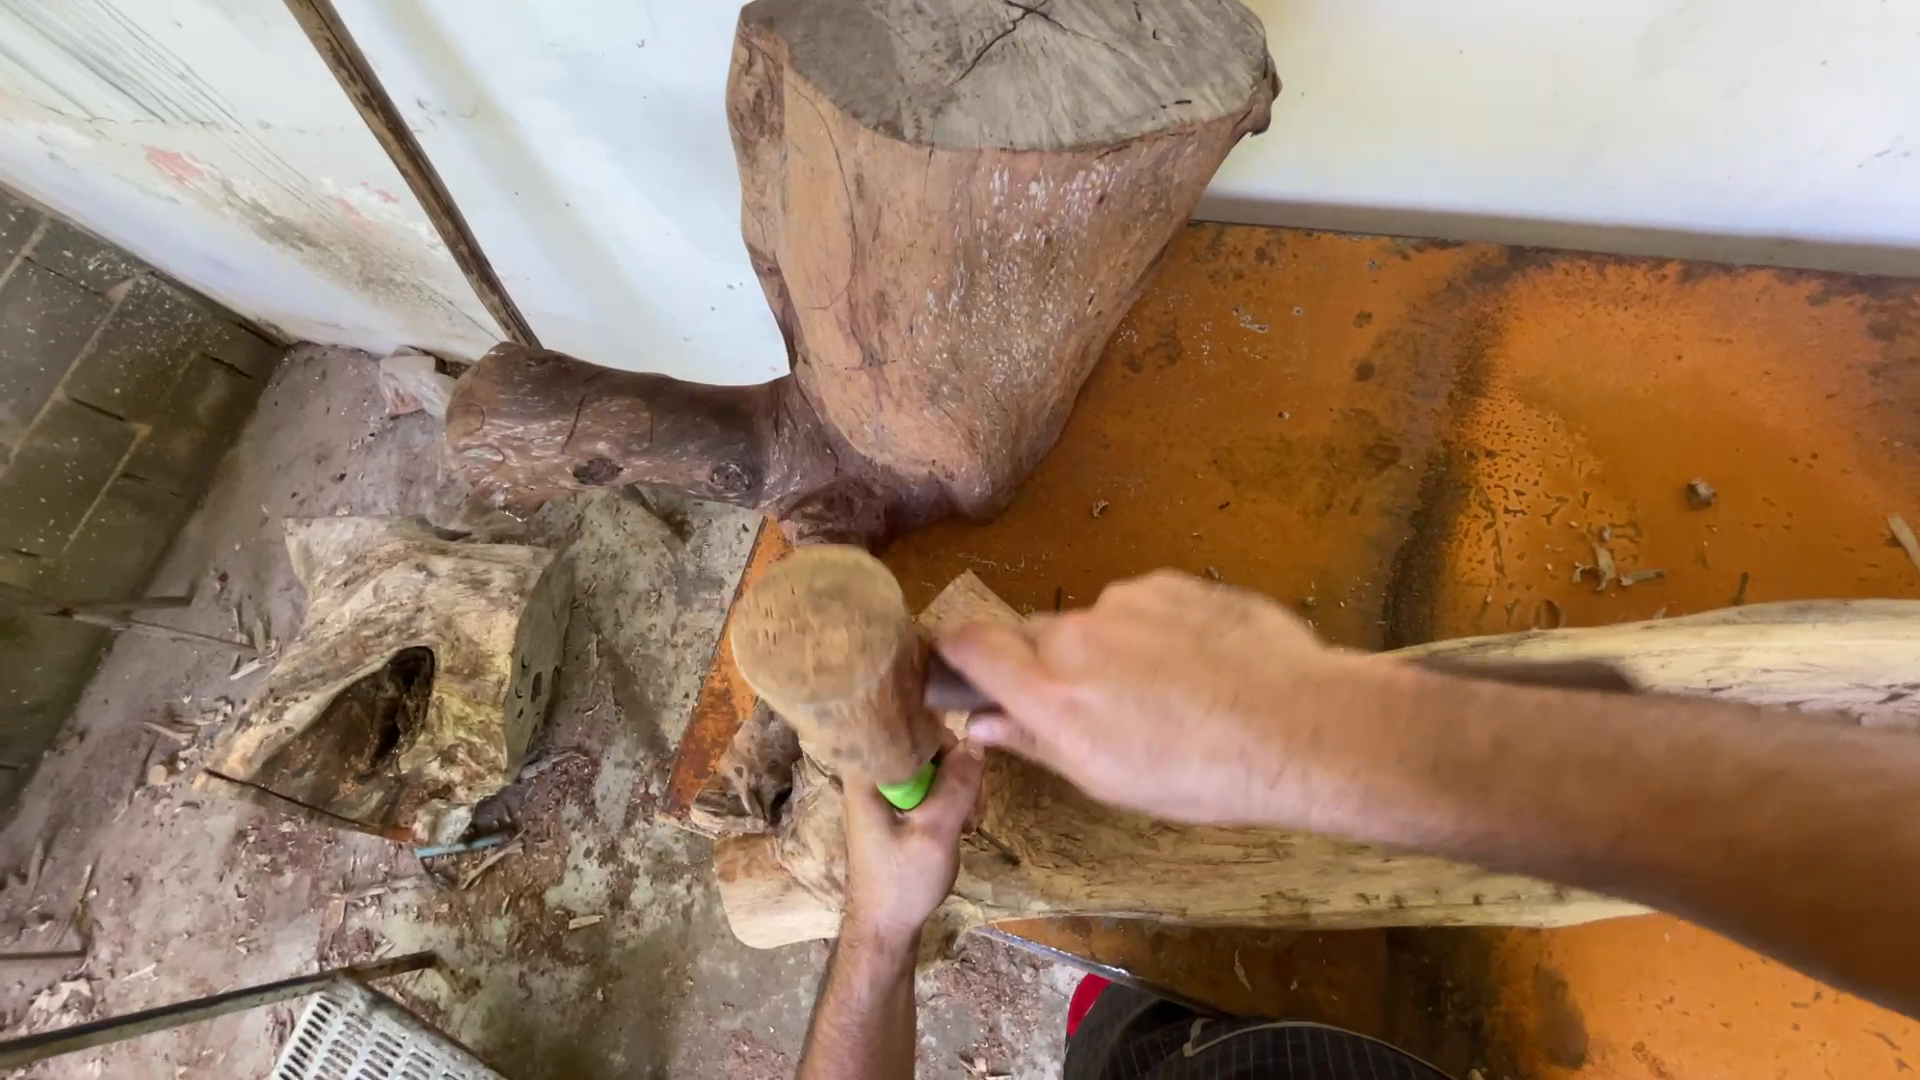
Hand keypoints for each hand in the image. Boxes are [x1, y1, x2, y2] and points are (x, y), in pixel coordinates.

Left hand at [840, 738, 986, 947]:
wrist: (885, 931)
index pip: (906, 727)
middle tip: (971, 808)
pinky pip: (928, 788)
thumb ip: (957, 783)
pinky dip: (949, 802)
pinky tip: (961, 827)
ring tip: (968, 824)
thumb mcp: (937, 830)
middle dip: (956, 771)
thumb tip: (977, 740)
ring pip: (931, 768)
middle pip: (923, 747)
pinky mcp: (895, 809)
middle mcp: (871, 775)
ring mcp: (883, 793)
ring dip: (957, 790)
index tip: (966, 769)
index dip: (942, 741)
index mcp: (867, 773)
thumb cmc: (903, 881)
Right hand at [936, 570, 1386, 830]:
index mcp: (1052, 693)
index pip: (970, 643)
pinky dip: (1150, 626)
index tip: (960, 661)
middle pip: (1033, 635)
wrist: (1301, 727)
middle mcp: (1075, 636)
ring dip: (1106, 646)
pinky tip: (1195, 657)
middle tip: (1098, 702)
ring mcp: (1123, 601)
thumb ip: (1035, 740)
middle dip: (1048, 663)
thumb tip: (981, 721)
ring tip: (1166, 684)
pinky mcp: (1166, 581)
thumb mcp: (1107, 780)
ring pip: (1089, 620)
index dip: (955, 649)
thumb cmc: (1201, 776)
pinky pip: (1137, 603)